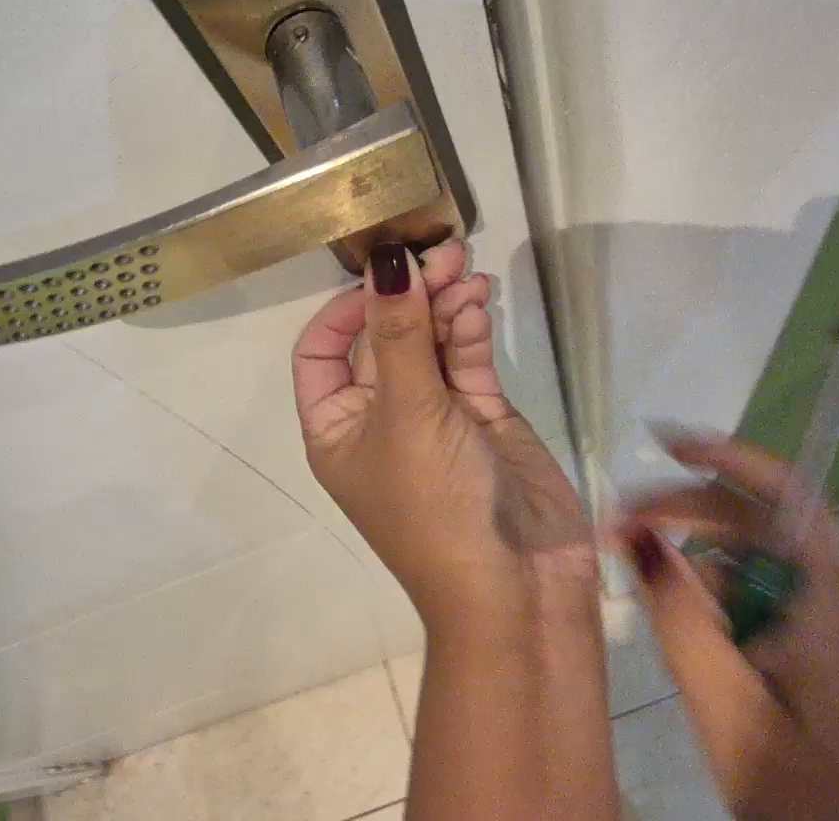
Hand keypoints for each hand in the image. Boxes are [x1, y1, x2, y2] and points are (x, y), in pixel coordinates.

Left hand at [291, 241, 594, 626]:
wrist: (519, 585)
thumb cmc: (437, 504)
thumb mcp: (408, 415)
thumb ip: (398, 332)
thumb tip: (386, 260)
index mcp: (335, 427)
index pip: (319, 353)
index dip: (342, 310)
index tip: (380, 277)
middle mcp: (378, 416)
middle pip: (382, 336)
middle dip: (408, 294)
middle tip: (442, 253)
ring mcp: (433, 414)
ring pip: (429, 342)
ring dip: (444, 302)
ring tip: (466, 267)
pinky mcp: (480, 413)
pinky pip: (466, 359)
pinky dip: (471, 328)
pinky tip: (478, 298)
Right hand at [614, 435, 838, 820]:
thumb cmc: (797, 786)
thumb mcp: (727, 703)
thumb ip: (681, 617)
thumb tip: (636, 535)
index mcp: (820, 600)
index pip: (786, 496)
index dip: (730, 458)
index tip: (666, 444)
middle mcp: (821, 595)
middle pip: (753, 518)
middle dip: (683, 503)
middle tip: (618, 517)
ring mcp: (811, 619)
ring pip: (744, 553)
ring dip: (687, 540)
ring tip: (630, 552)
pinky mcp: (795, 642)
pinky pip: (742, 588)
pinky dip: (699, 580)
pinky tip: (667, 601)